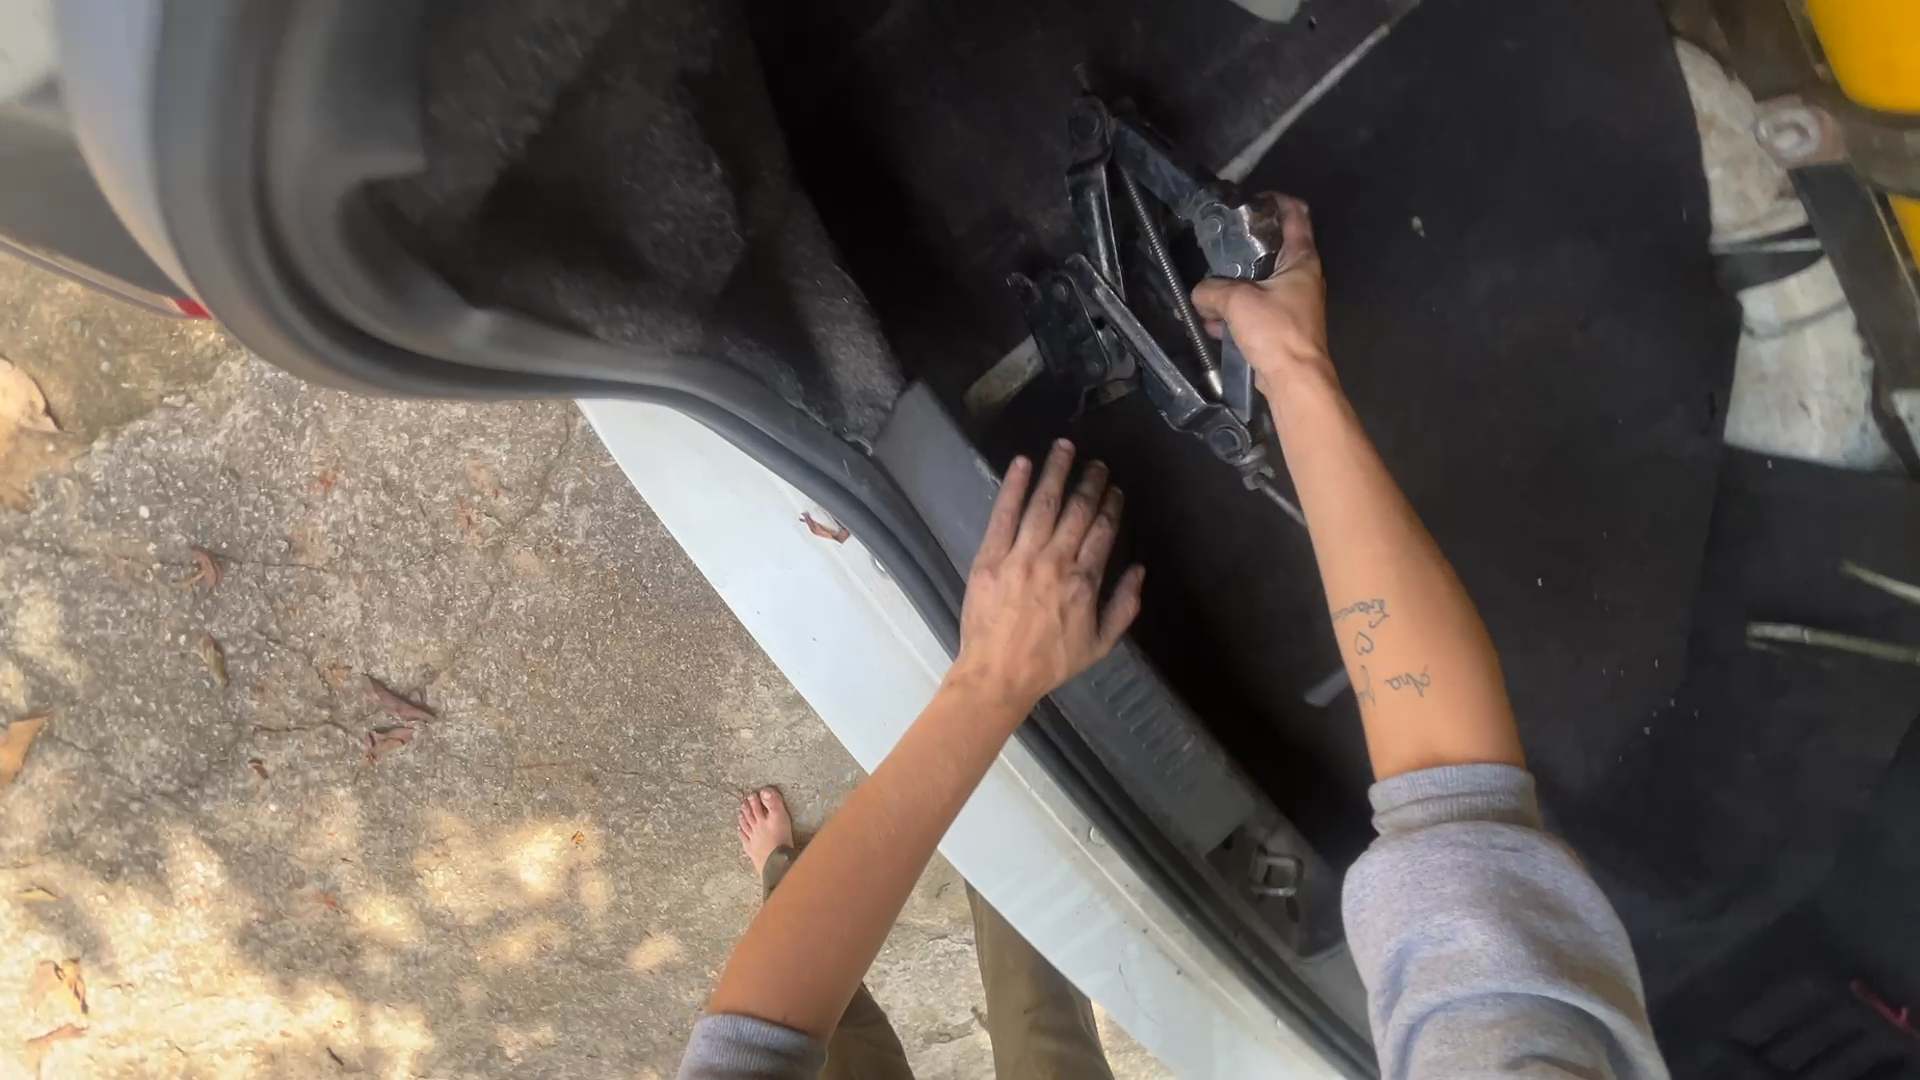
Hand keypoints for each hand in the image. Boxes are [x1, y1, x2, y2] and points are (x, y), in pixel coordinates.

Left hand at [948, 439, 1145, 714]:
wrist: (998, 674)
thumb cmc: (1050, 662)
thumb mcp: (1100, 644)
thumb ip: (1124, 606)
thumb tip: (1139, 569)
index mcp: (1084, 582)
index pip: (1102, 532)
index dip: (1110, 507)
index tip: (1114, 490)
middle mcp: (1055, 562)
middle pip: (1077, 512)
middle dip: (1089, 483)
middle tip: (1096, 463)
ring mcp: (1021, 557)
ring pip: (1043, 505)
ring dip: (1056, 473)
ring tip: (1065, 448)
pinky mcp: (990, 557)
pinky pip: (1004, 515)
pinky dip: (1013, 487)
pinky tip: (1022, 464)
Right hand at [1191, 195, 1334, 398]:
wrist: (1293, 379)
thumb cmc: (1276, 331)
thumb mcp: (1236, 302)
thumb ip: (1211, 290)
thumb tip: (1198, 294)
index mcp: (1300, 259)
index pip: (1295, 214)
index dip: (1275, 200)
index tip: (1250, 201)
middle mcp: (1300, 277)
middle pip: (1268, 252)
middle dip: (1238, 255)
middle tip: (1213, 255)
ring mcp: (1290, 304)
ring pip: (1255, 286)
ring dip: (1229, 292)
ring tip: (1205, 300)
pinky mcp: (1279, 327)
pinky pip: (1252, 312)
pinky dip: (1232, 316)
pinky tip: (1212, 326)